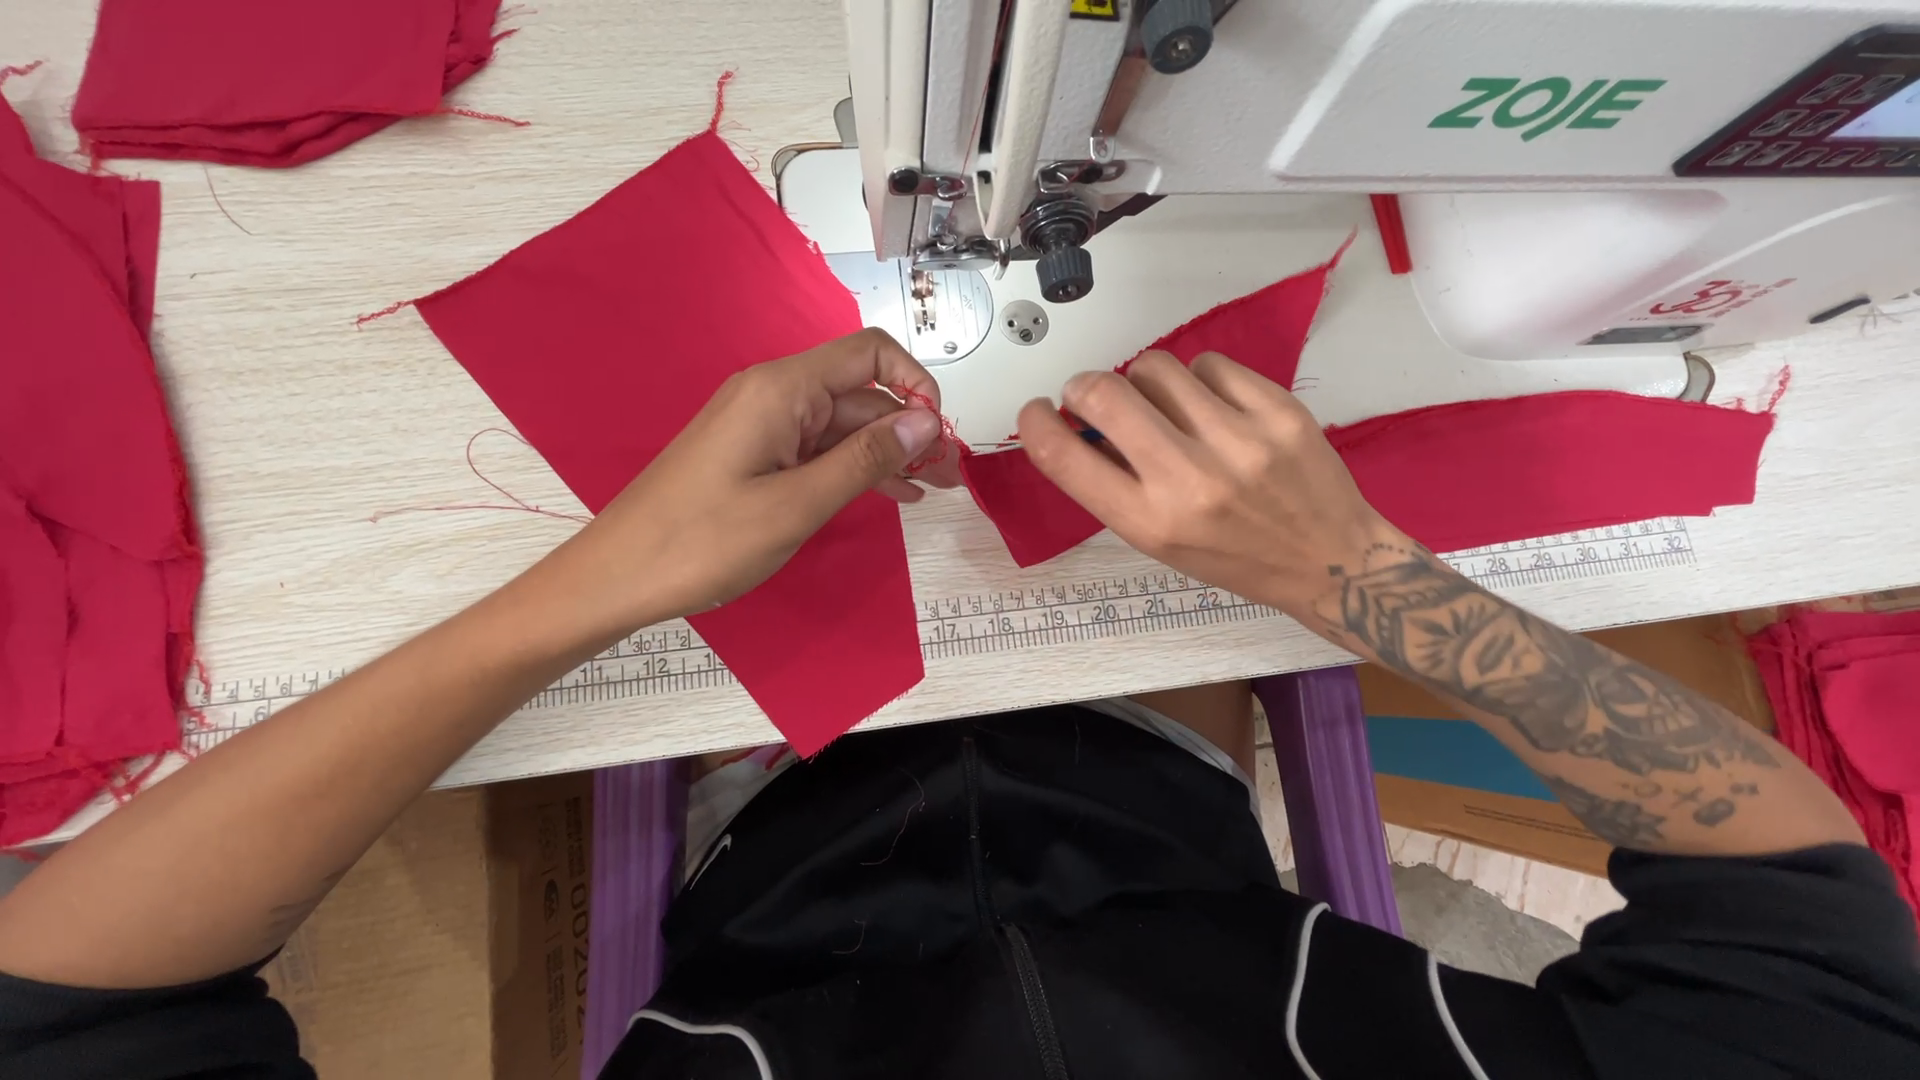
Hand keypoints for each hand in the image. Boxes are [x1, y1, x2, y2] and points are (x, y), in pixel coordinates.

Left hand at [561, 328, 956, 633]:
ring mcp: (764, 426)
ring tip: (933, 489)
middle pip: (861, 394)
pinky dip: (855, 469)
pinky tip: (891, 495)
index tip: (938, 431)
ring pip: (844, 427)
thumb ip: (865, 459)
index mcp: (782, 390)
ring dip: (889, 454)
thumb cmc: (702, 541)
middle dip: (910, 429)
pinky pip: (819, 451)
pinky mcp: (757, 455)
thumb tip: (926, 421)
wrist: (620, 576)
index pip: (869, 353)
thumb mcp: (798, 504)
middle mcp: (775, 395)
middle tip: (951, 475)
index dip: (915, 381)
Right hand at [1018, 350, 1401, 615]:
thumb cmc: (1233, 556)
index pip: (1064, 456)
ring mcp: (1238, 440)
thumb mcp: (1157, 540)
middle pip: (1104, 393)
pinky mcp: (1277, 410)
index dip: (1036, 422)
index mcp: (1149, 521)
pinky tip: (1209, 405)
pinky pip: (1208, 364)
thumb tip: (1076, 424)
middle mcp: (1189, 480)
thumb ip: (1113, 484)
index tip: (1037, 411)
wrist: (1327, 557)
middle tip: (1092, 395)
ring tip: (1162, 404)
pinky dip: (1196, 379)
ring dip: (1143, 380)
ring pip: (1155, 367)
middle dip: (1084, 386)